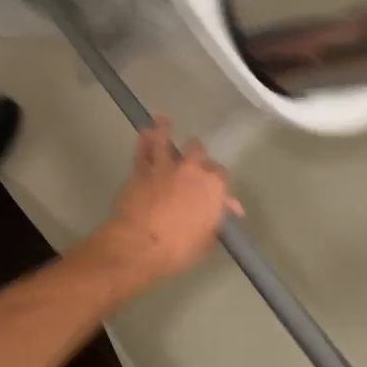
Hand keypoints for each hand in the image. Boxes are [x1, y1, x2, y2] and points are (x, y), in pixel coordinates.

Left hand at [83, 118, 241, 286]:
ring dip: (164, 129)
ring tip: (163, 118)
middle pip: (197, 151)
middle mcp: (191, 170)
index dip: (218, 182)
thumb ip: (215, 219)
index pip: (221, 175)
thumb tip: (226, 209)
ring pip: (166, 141)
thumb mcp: (207, 239)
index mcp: (213, 187)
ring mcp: (164, 167)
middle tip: (193, 159)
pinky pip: (143, 151)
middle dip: (197, 153)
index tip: (217, 191)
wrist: (141, 244)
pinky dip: (143, 140)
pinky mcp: (140, 170)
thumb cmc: (179, 249)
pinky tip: (144, 131)